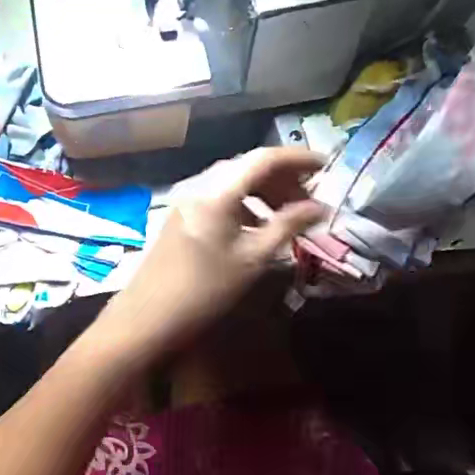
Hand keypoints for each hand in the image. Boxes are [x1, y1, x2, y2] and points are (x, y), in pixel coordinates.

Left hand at [94, 147, 326, 356]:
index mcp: (217, 191)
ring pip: (233, 182)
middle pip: (248, 167)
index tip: (327, 167)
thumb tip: (320, 207)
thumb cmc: (204, 289)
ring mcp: (186, 200)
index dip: (298, 158)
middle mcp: (199, 186)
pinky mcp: (181, 216)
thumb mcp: (252, 258)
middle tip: (311, 198)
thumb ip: (287, 226)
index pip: (264, 158)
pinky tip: (259, 227)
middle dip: (283, 178)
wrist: (147, 316)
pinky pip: (219, 197)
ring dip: (264, 192)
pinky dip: (245, 204)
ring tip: (289, 215)